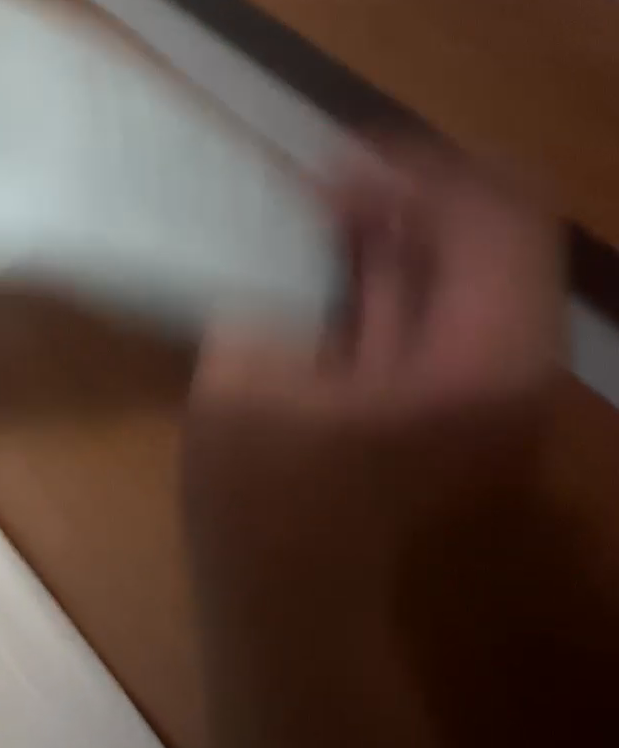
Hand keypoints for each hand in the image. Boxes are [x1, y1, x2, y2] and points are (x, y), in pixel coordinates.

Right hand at [183, 142, 564, 589]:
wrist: (283, 590)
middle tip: (324, 171)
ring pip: (457, 279)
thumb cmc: (264, 501)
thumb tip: (264, 255)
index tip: (334, 156)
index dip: (420, 175)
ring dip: (394, 233)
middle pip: (488, 244)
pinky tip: (322, 259)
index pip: (492, 225)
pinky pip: (423, 315)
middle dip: (411, 195)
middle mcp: (503, 365)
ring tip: (319, 201)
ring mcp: (471, 385)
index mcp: (480, 361)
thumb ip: (262, 309)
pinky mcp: (429, 400)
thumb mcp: (244, 391)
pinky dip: (379, 278)